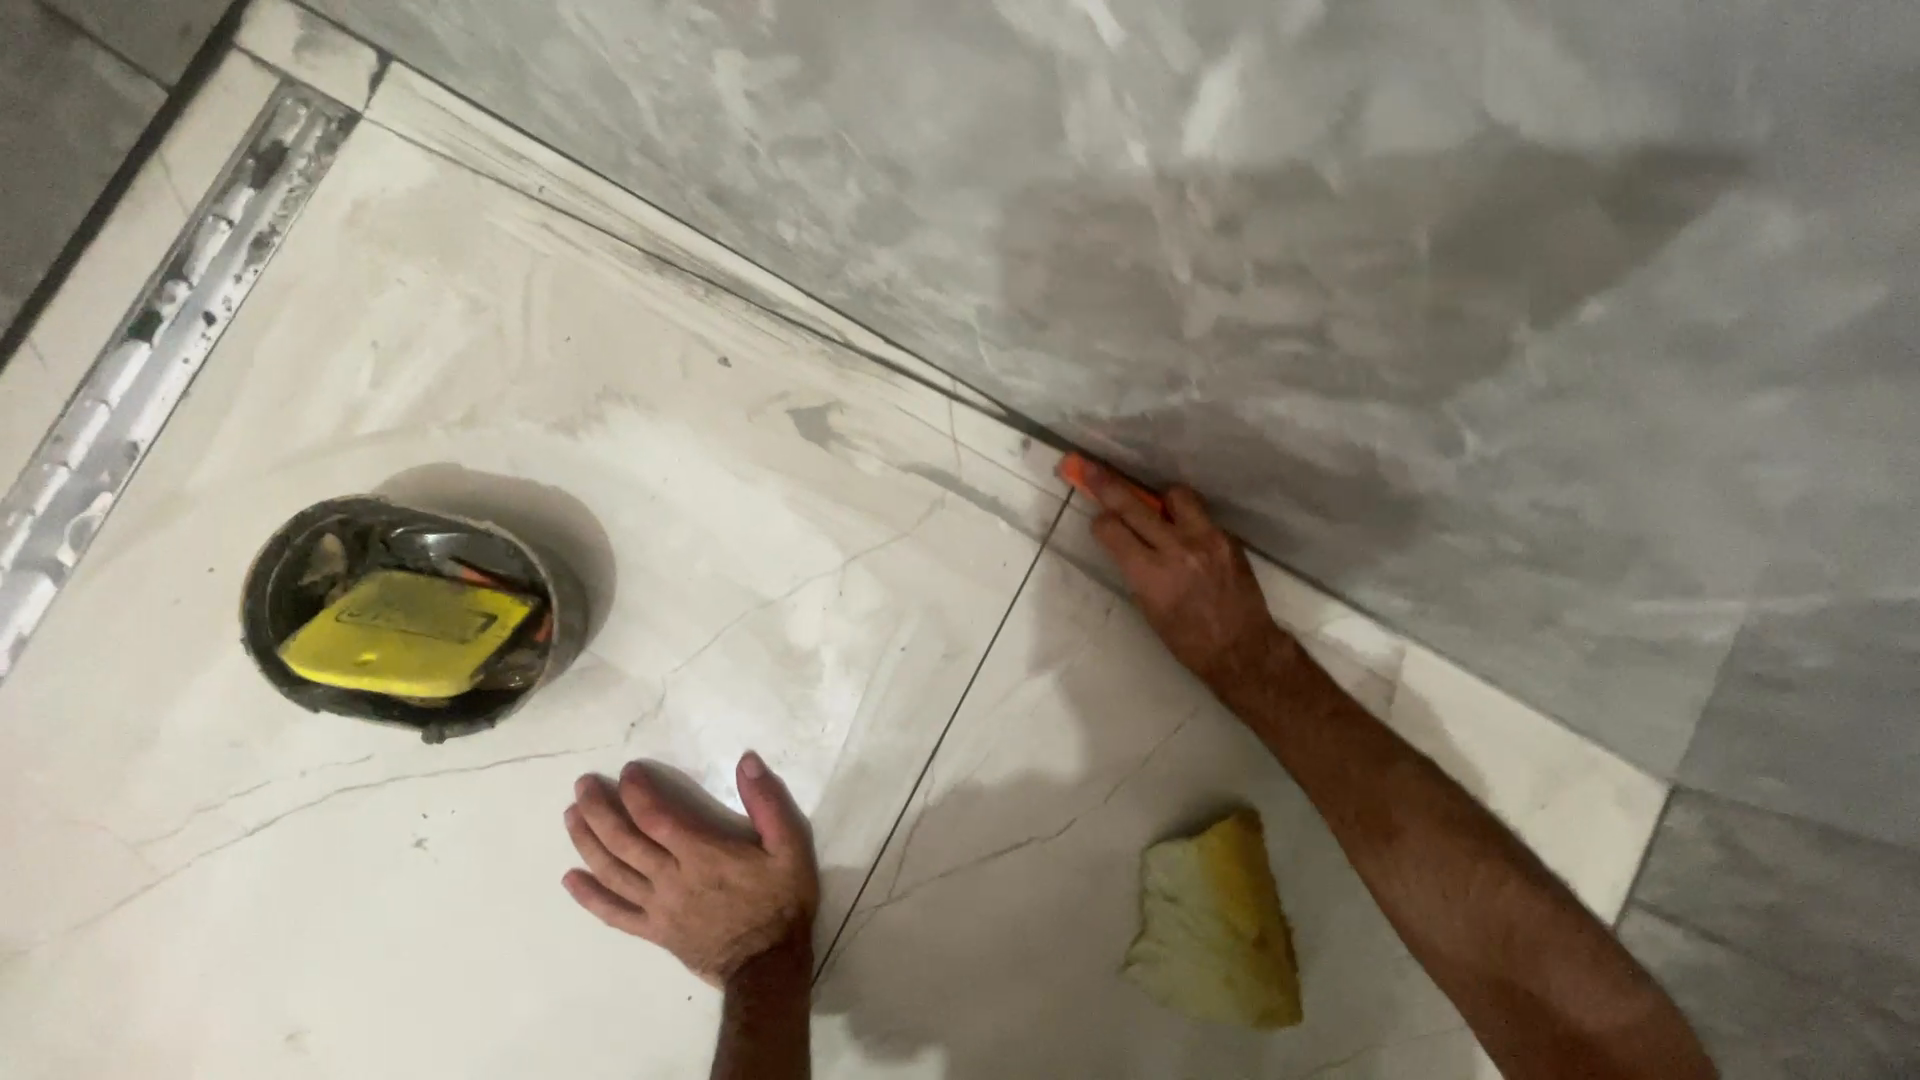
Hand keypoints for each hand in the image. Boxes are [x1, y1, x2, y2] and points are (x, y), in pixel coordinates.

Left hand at [562, 752, 819, 985]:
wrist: (769, 964)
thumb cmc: (781, 901)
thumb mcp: (789, 845)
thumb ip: (767, 802)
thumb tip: (746, 761)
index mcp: (701, 854)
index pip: (655, 816)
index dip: (636, 791)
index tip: (627, 770)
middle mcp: (671, 879)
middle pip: (623, 841)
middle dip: (599, 809)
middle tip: (582, 784)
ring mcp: (658, 908)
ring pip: (612, 872)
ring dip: (587, 842)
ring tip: (571, 816)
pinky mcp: (654, 932)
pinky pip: (614, 914)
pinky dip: (589, 896)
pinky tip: (570, 879)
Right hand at [1083, 462, 1285, 685]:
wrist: (1241, 649)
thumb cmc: (1186, 640)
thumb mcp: (1148, 607)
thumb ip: (1135, 568)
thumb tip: (1124, 539)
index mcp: (1149, 575)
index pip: (1111, 529)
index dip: (1100, 522)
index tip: (1098, 520)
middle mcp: (1176, 550)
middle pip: (1133, 505)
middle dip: (1107, 484)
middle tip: (1089, 466)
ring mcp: (1206, 540)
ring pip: (1176, 496)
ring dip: (1162, 499)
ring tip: (1161, 510)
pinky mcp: (1227, 539)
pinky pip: (1201, 517)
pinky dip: (1190, 524)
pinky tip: (1192, 542)